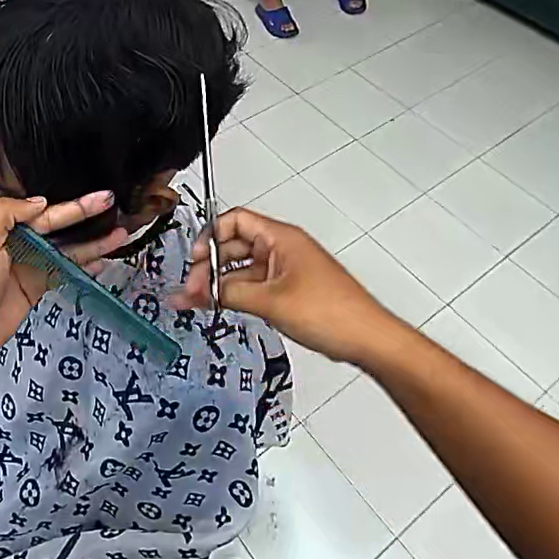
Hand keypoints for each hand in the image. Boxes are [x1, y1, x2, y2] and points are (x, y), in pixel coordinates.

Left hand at [0, 191, 128, 371]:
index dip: (67, 204)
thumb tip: (37, 202)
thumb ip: (7, 213)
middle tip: (108, 203)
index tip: (90, 198)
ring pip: (66, 248)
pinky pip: (65, 271)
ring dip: (92, 241)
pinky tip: (101, 259)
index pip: (39, 210)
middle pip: (57, 225)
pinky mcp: (36, 286)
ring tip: (117, 233)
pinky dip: (84, 265)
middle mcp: (15, 243)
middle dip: (84, 215)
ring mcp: (27, 265)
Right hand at [170, 208, 405, 365]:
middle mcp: (284, 249)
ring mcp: (287, 269)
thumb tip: (201, 290)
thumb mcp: (271, 301)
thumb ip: (230, 292)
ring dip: (220, 283)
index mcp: (282, 238)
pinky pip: (254, 285)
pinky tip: (221, 306)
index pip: (235, 220)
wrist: (365, 337)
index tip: (196, 258)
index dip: (211, 236)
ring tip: (199, 301)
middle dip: (210, 265)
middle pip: (235, 245)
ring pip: (242, 268)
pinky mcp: (289, 290)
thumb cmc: (335, 312)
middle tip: (193, 288)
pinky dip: (235, 294)